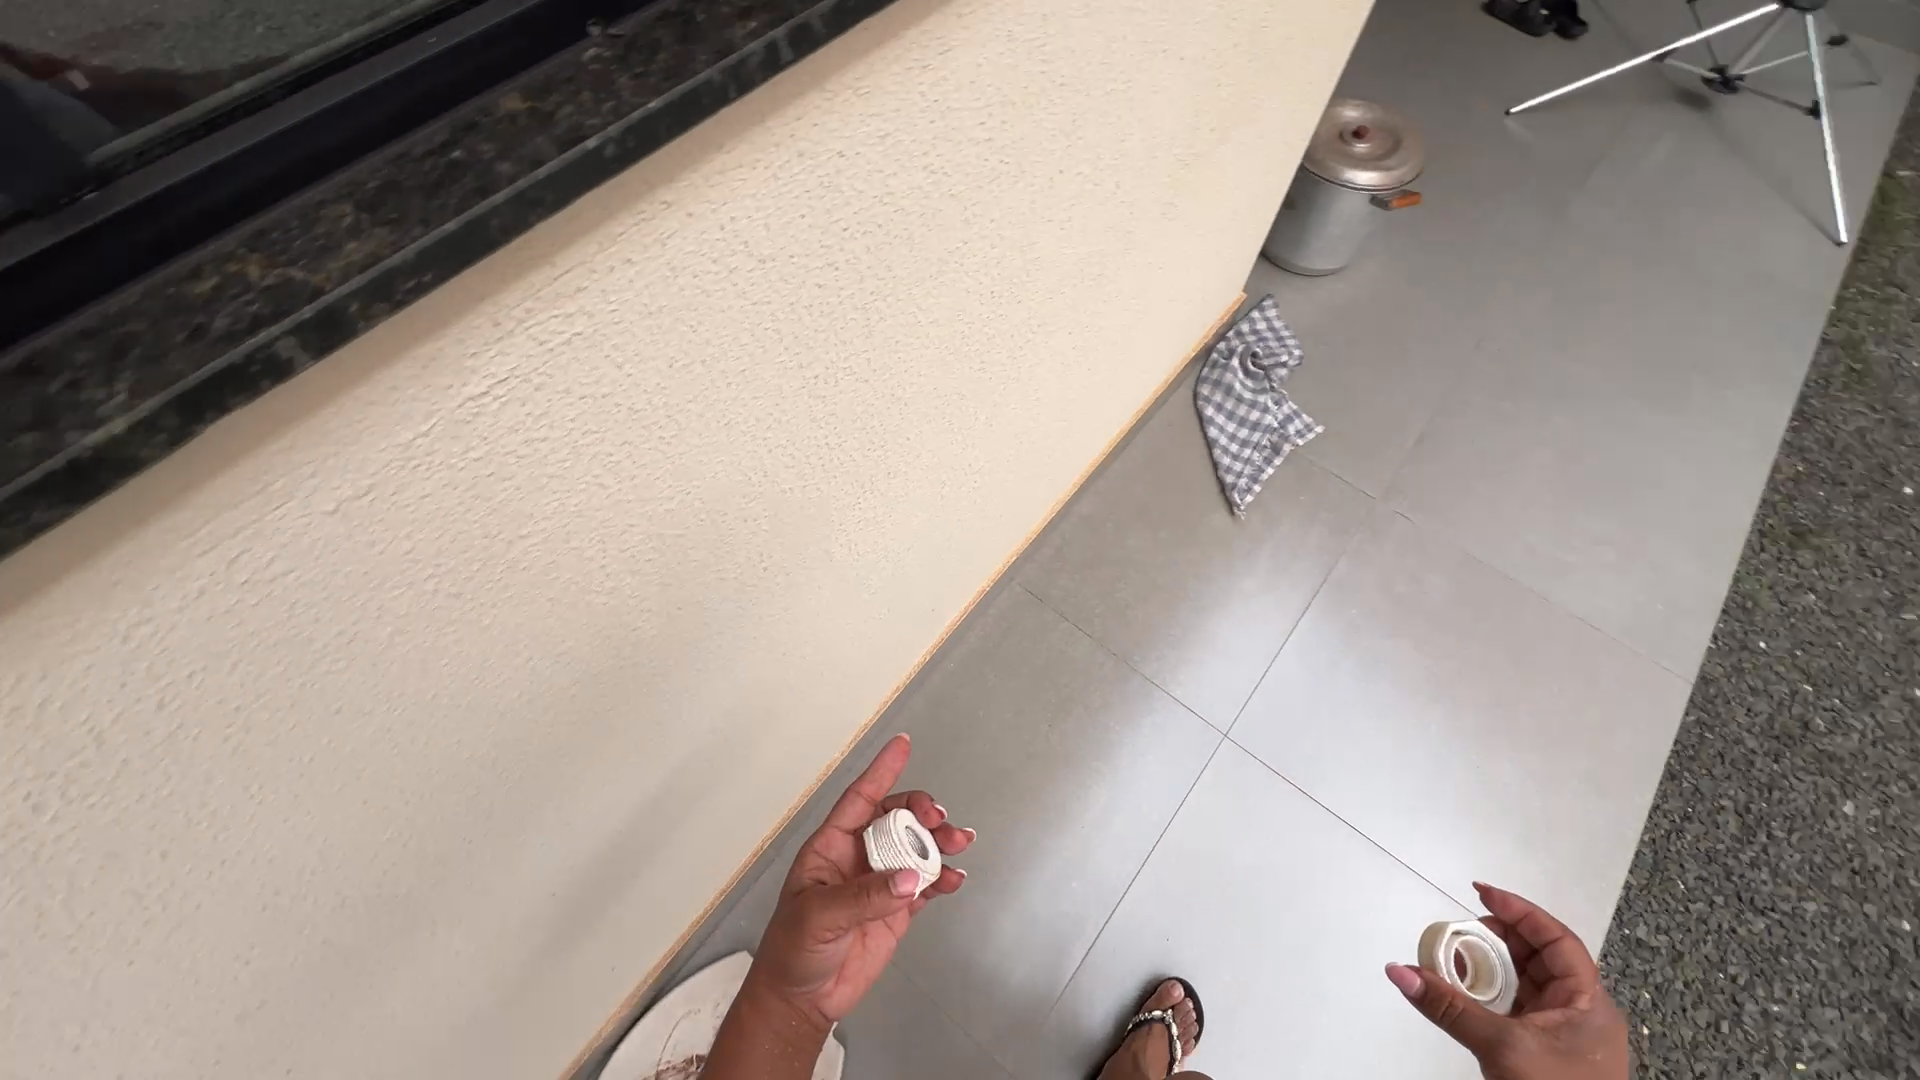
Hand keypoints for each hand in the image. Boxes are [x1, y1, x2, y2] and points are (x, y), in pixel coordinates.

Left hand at [747, 732, 972, 1025]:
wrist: (802, 1000)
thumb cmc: (794, 948)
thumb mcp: (819, 916)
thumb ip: (865, 896)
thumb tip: (910, 878)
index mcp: (832, 846)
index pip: (860, 799)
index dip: (880, 770)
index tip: (902, 745)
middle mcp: (860, 855)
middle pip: (897, 819)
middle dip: (920, 812)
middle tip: (938, 818)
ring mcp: (881, 881)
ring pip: (916, 847)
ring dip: (939, 841)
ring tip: (958, 843)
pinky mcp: (897, 910)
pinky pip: (926, 883)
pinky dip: (943, 877)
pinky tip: (954, 879)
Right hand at [1385, 883, 1628, 1079]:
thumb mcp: (1501, 1047)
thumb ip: (1448, 1006)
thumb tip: (1398, 970)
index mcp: (1589, 1004)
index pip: (1557, 940)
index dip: (1520, 911)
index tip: (1480, 892)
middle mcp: (1582, 1013)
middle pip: (1541, 957)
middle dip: (1500, 935)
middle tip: (1462, 924)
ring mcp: (1566, 1035)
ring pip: (1528, 982)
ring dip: (1492, 964)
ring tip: (1457, 953)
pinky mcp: (1547, 1052)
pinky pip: (1518, 1005)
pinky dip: (1491, 991)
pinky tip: (1466, 990)